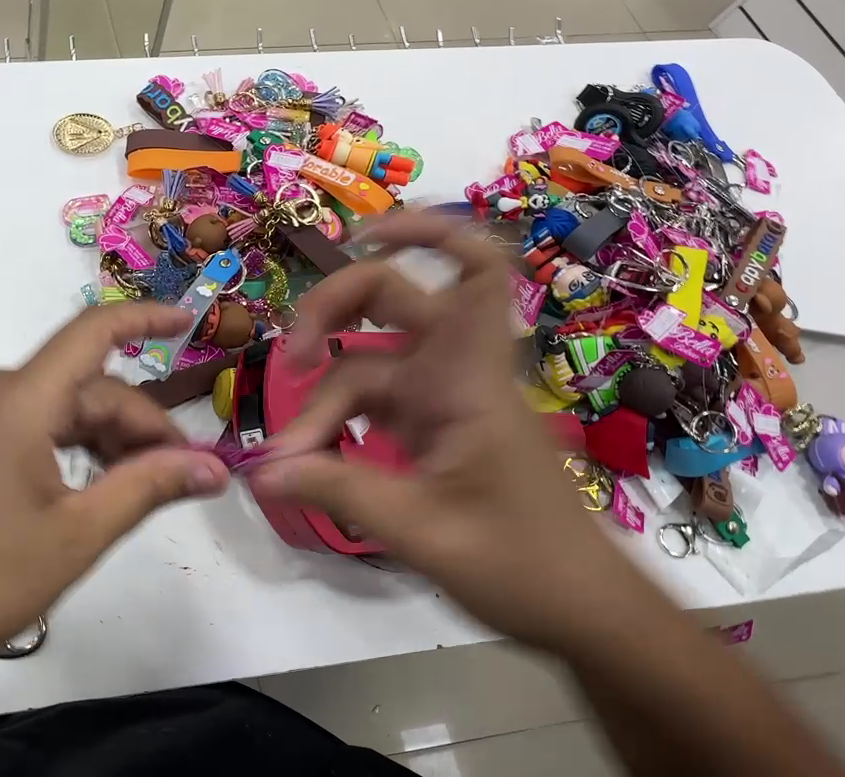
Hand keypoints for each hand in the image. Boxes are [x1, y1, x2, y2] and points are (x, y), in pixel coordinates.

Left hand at [0, 303, 230, 661]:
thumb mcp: (80, 532)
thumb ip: (150, 487)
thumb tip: (215, 467)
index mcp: (19, 398)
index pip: (92, 334)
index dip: (144, 320)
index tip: (189, 322)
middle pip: (87, 386)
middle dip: (140, 423)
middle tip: (186, 474)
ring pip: (65, 407)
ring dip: (111, 438)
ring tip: (148, 486)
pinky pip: (39, 423)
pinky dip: (78, 445)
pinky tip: (104, 483)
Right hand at [249, 212, 641, 652]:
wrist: (586, 615)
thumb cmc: (526, 568)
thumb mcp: (422, 533)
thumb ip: (338, 491)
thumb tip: (259, 469)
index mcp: (470, 377)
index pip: (476, 270)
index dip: (427, 230)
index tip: (362, 235)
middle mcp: (455, 371)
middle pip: (391, 299)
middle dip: (331, 311)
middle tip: (291, 358)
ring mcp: (443, 398)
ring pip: (368, 363)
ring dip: (324, 396)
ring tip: (287, 452)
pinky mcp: (434, 426)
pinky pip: (373, 402)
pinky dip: (337, 422)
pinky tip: (310, 457)